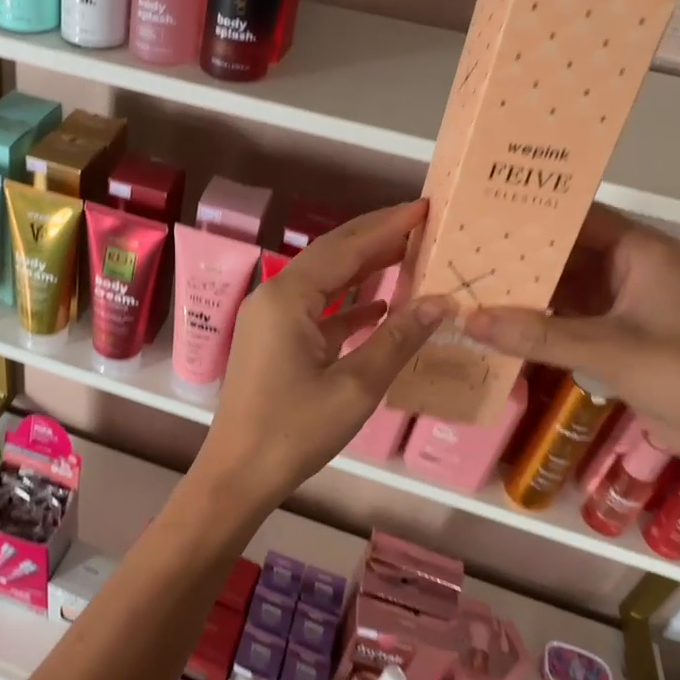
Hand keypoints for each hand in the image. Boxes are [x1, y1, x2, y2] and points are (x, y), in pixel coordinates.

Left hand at [194, 201, 453, 510]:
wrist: (238, 473)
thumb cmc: (294, 430)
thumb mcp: (356, 385)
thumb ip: (398, 338)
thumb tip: (441, 302)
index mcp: (287, 297)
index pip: (345, 247)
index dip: (387, 226)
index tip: (425, 207)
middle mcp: (274, 297)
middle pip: (331, 255)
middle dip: (375, 238)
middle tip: (422, 223)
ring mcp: (269, 320)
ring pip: (323, 282)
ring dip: (363, 269)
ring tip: (410, 255)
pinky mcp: (272, 342)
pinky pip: (315, 310)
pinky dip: (348, 305)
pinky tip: (381, 306)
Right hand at [463, 204, 679, 466]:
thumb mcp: (609, 349)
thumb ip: (537, 335)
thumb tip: (467, 320)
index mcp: (640, 251)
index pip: (576, 216)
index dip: (530, 212)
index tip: (478, 212)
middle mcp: (630, 269)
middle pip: (564, 252)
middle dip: (517, 256)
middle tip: (459, 252)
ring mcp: (623, 306)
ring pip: (563, 288)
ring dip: (524, 291)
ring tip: (467, 284)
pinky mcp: (617, 339)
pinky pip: (567, 320)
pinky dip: (537, 323)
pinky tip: (496, 325)